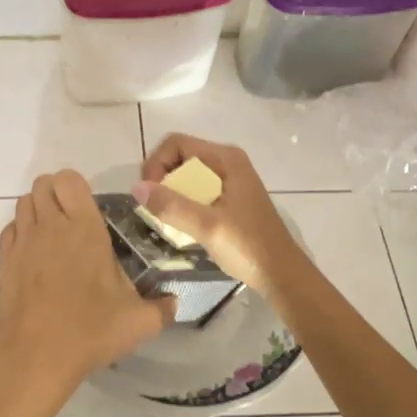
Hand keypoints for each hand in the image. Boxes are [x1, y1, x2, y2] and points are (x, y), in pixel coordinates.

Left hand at [0, 170, 174, 416]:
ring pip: (23, 203)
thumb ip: (162, 308)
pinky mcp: (5, 262)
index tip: (89, 208)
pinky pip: (10, 229)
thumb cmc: (91, 330)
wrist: (38, 356)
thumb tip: (175, 303)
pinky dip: (21, 232)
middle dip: (56, 193)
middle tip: (72, 219)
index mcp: (84, 228)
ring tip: (54, 235)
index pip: (70, 179)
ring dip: (38, 210)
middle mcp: (50, 226)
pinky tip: (35, 255)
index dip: (77, 186)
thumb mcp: (139, 321)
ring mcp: (23, 242)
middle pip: (42, 184)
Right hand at [134, 134, 307, 296]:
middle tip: (153, 208)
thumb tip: (136, 188)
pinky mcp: (229, 197)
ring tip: (164, 217)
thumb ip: (173, 206)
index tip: (149, 194)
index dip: (156, 164)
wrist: (281, 273)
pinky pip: (196, 189)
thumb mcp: (208, 226)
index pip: (176, 143)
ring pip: (187, 175)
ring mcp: (230, 179)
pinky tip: (181, 223)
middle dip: (161, 178)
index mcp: (226, 159)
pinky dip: (183, 202)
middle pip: (180, 156)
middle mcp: (228, 162)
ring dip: (170, 192)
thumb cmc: (248, 247)